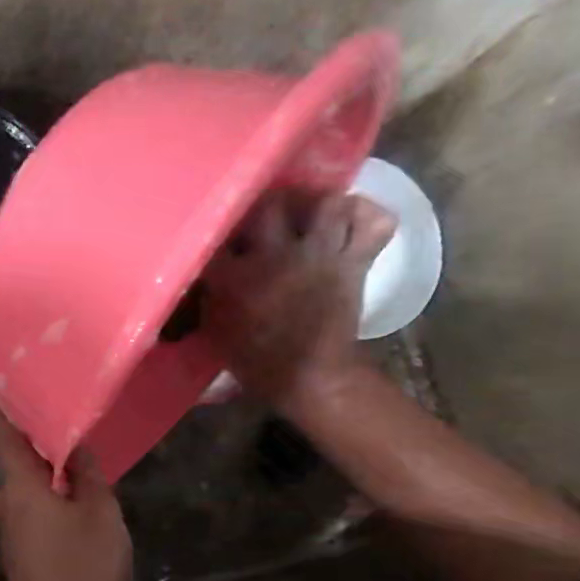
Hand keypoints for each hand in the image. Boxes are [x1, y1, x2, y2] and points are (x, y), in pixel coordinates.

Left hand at [0, 395, 131, 580]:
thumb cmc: (78, 568)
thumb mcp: (100, 515)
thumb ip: (90, 475)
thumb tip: (76, 446)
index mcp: (20, 482)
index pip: (2, 430)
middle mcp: (6, 497)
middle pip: (18, 455)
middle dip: (37, 434)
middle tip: (61, 407)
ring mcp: (10, 523)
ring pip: (29, 482)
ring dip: (48, 466)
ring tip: (77, 447)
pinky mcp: (19, 544)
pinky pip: (33, 503)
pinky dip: (50, 491)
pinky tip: (74, 492)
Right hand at [201, 190, 394, 408]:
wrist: (309, 377)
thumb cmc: (255, 357)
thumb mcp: (213, 328)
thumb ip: (207, 294)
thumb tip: (204, 271)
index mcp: (233, 275)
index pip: (217, 232)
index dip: (217, 228)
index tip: (217, 235)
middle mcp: (275, 255)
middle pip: (269, 204)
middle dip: (266, 206)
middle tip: (264, 216)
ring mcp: (319, 255)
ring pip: (327, 203)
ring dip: (319, 205)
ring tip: (309, 214)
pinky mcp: (354, 263)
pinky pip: (374, 224)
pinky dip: (367, 217)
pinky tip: (350, 222)